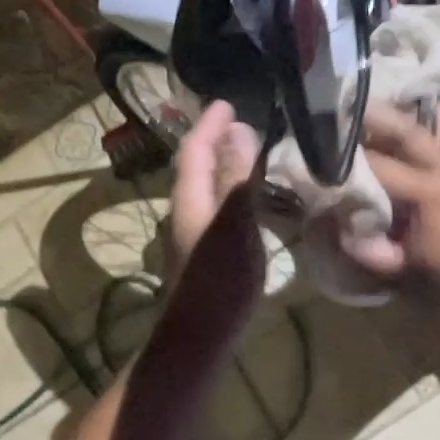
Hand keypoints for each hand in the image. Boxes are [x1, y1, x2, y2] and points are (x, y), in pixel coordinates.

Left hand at [167, 101, 265, 317]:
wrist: (199, 337)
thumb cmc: (218, 280)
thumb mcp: (232, 223)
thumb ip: (236, 177)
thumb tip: (240, 129)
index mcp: (189, 199)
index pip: (195, 149)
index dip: (209, 124)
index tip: (227, 102)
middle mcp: (186, 211)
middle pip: (196, 167)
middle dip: (216, 141)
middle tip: (242, 123)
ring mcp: (194, 235)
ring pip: (206, 188)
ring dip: (224, 166)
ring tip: (252, 155)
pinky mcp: (205, 255)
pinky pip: (218, 208)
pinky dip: (233, 192)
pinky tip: (253, 202)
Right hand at [344, 100, 439, 308]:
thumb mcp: (403, 273)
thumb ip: (368, 250)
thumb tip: (339, 230)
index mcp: (425, 195)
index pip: (376, 167)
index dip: (347, 158)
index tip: (326, 150)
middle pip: (407, 131)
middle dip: (374, 116)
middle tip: (350, 105)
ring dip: (422, 112)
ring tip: (401, 106)